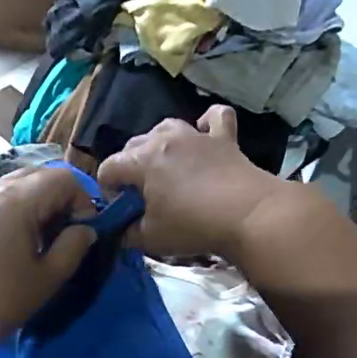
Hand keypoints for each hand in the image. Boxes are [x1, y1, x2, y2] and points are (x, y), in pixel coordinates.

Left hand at [0, 166, 98, 357]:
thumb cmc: (0, 301)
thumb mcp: (48, 277)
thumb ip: (74, 245)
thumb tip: (85, 229)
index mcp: (15, 200)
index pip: (63, 178)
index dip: (82, 201)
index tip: (84, 232)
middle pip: (41, 175)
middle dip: (61, 199)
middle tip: (65, 235)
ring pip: (20, 182)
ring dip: (40, 202)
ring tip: (42, 239)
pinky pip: (1, 194)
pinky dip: (19, 207)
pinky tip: (19, 239)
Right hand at [97, 105, 288, 259]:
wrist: (248, 214)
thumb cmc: (193, 226)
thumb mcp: (151, 239)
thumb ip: (128, 233)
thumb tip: (120, 231)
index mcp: (142, 161)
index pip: (108, 168)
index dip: (108, 190)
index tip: (122, 210)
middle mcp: (165, 139)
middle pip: (133, 145)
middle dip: (129, 168)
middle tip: (141, 196)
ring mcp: (196, 135)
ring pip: (166, 126)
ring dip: (158, 144)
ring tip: (164, 168)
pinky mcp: (224, 138)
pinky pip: (214, 118)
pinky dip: (206, 123)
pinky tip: (203, 134)